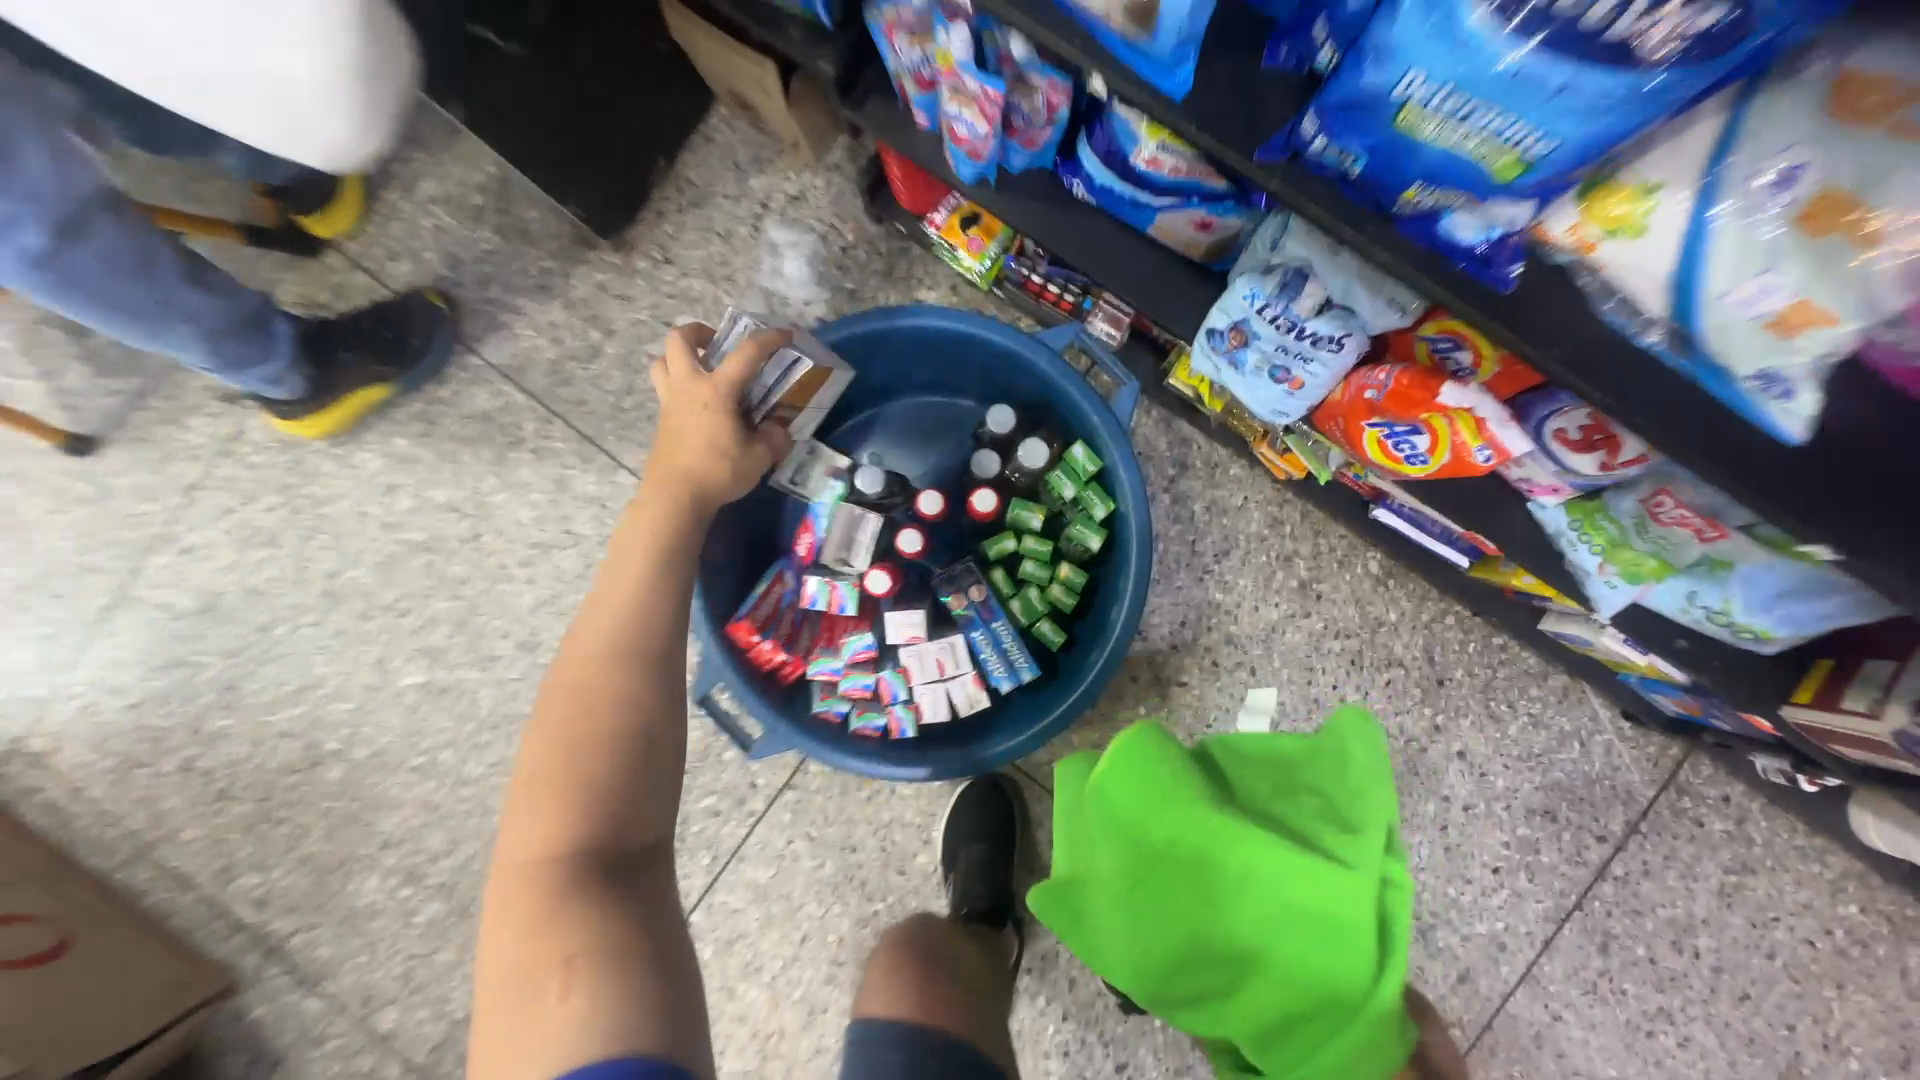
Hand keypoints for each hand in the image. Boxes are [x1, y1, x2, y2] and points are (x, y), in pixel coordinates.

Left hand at [642, 322, 795, 512]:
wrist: (675, 497)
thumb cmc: (718, 472)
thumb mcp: (759, 458)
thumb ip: (772, 438)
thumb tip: (776, 429)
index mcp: (717, 390)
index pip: (747, 353)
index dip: (769, 339)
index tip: (785, 334)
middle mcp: (689, 387)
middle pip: (678, 339)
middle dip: (698, 331)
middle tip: (717, 344)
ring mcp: (670, 402)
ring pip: (662, 361)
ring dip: (679, 356)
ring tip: (700, 369)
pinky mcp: (662, 421)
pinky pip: (664, 389)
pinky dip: (679, 386)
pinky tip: (699, 406)